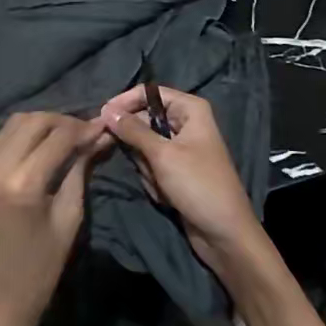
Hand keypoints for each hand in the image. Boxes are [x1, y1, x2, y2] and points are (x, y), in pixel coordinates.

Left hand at [0, 113, 109, 325]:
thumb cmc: (37, 273)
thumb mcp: (68, 221)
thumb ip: (80, 172)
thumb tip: (100, 139)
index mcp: (23, 183)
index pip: (59, 135)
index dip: (85, 127)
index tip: (105, 128)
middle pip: (35, 121)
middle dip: (64, 121)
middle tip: (87, 133)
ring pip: (15, 124)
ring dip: (43, 124)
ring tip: (67, 138)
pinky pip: (2, 140)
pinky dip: (25, 135)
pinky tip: (44, 148)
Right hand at [100, 86, 262, 272]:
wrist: (224, 232)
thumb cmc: (197, 185)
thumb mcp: (162, 155)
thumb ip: (133, 131)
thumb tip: (106, 110)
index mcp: (191, 108)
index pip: (149, 93)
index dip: (124, 102)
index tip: (101, 118)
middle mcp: (187, 122)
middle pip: (145, 120)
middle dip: (139, 145)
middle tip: (144, 165)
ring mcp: (182, 147)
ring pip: (146, 147)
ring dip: (147, 168)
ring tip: (162, 185)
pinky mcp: (177, 169)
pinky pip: (153, 165)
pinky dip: (154, 180)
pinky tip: (166, 195)